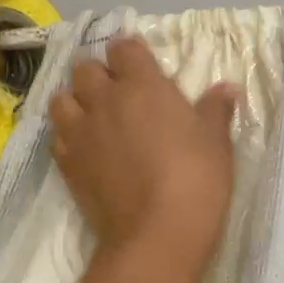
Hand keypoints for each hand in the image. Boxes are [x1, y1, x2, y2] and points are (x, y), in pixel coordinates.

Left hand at [49, 37, 238, 272]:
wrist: (156, 235)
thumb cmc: (196, 180)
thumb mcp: (216, 143)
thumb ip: (215, 110)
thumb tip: (226, 88)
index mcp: (142, 85)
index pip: (124, 48)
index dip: (132, 54)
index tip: (144, 68)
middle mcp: (103, 99)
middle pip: (86, 68)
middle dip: (100, 75)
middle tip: (120, 94)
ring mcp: (79, 132)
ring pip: (62, 98)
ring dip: (76, 101)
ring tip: (95, 117)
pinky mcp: (66, 163)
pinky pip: (57, 135)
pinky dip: (68, 135)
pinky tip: (85, 148)